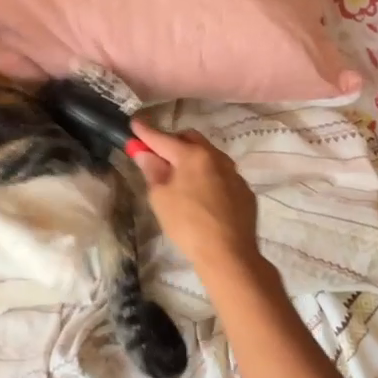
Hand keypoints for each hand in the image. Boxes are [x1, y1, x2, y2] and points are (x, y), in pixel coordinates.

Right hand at [129, 121, 262, 274]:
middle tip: (158, 155)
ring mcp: (234, 173)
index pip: (163, 139)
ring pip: (209, 155)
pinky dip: (207, 176)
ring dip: (192, 158)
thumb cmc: (187, 224)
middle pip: (190, 139)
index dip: (145, 132)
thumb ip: (153, 171)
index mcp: (193, 155)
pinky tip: (202, 196)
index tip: (133, 124)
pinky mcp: (244, 190)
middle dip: (172, 142)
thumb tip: (144, 153)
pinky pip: (222, 174)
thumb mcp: (160, 198)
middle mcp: (216, 157)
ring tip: (180, 176)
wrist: (229, 254)